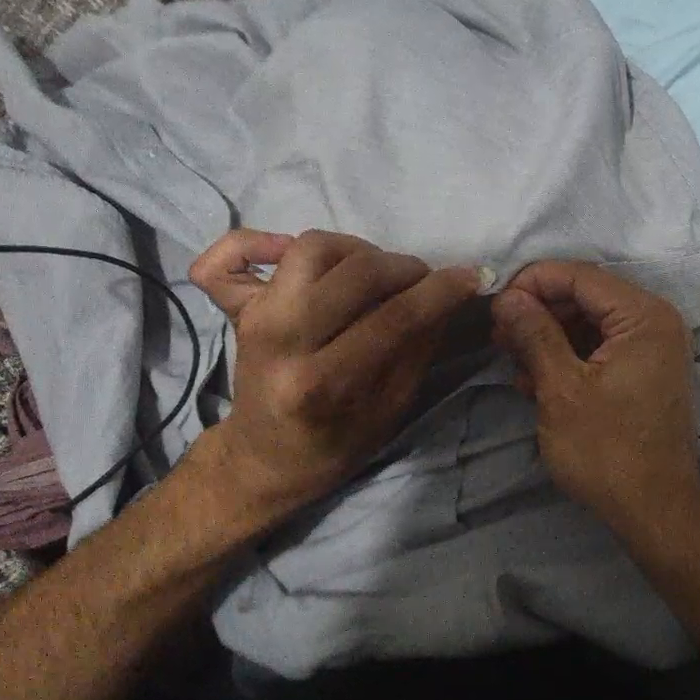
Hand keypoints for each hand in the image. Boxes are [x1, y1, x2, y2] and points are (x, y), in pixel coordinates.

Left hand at [188, 229, 478, 512]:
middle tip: (424, 280)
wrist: (265, 458)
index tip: (471, 277)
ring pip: (311, 248)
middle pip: (356, 272)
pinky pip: (227, 256)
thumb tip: (448, 295)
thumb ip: (417, 348)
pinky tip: (286, 251)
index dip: (441, 291)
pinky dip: (256, 241)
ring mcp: (255, 320)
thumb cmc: (336, 443)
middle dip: (406, 267)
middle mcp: (283, 343)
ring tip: (375, 271)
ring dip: (356, 250)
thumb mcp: (391, 408)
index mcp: (323, 384)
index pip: (394, 317)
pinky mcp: (238, 309)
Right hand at [490, 261, 699, 532]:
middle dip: (539, 312)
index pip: (579, 275)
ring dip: (549, 337)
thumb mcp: (561, 389)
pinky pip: (602, 347)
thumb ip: (535, 334)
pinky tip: (535, 382)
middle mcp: (656, 321)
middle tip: (499, 338)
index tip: (494, 306)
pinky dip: (569, 357)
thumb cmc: (607, 451)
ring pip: (590, 322)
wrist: (654, 511)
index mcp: (643, 316)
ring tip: (514, 364)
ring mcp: (655, 348)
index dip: (532, 283)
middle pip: (585, 296)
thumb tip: (508, 296)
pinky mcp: (647, 372)